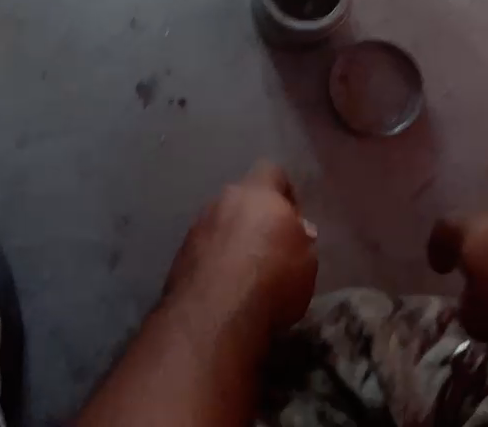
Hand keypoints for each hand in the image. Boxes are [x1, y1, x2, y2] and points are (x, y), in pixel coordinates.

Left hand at [164, 162, 318, 335]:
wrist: (214, 315)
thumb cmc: (272, 282)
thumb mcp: (307, 262)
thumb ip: (301, 238)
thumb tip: (298, 229)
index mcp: (258, 193)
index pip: (272, 172)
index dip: (284, 193)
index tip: (293, 220)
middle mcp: (224, 200)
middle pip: (243, 198)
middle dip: (255, 217)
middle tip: (270, 248)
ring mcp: (198, 225)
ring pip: (220, 222)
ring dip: (231, 238)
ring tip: (245, 271)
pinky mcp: (180, 253)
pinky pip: (204, 247)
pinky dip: (214, 258)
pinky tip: (223, 285)